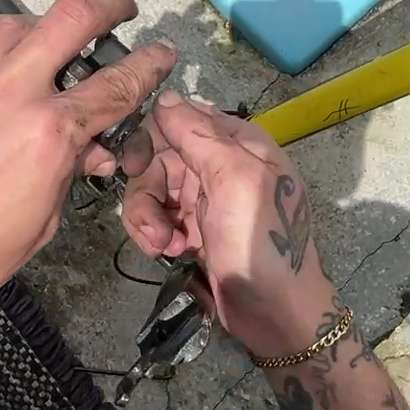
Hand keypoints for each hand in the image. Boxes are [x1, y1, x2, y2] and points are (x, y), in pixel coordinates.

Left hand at [0, 0, 175, 349]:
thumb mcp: (40, 221)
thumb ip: (66, 169)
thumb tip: (85, 146)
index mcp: (44, 134)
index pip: (115, 85)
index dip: (147, 66)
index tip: (158, 54)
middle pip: (69, 16)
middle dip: (107, 1)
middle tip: (118, 5)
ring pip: (7, 29)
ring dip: (33, 36)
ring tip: (36, 57)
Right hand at [120, 93, 340, 358]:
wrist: (274, 314)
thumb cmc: (260, 241)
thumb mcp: (233, 179)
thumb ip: (198, 135)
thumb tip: (164, 96)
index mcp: (238, 143)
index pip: (181, 118)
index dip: (152, 138)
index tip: (135, 165)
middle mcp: (219, 165)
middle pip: (158, 157)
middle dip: (147, 190)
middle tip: (151, 222)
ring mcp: (204, 199)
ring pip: (151, 190)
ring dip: (148, 218)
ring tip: (163, 246)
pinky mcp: (191, 229)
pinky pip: (157, 218)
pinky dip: (156, 235)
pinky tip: (172, 253)